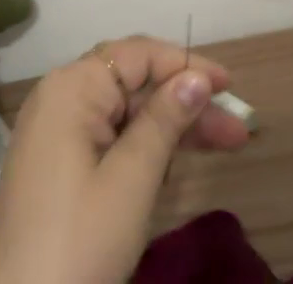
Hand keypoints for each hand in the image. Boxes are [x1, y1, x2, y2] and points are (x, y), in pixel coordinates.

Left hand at [0, 36, 250, 283]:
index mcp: (71, 89)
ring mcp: (54, 133)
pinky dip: (144, 144)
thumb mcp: (131, 179)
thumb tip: (195, 76)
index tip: (229, 86)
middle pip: (132, 83)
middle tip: (237, 130)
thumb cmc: (79, 238)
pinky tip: (176, 159)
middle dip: (185, 101)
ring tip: (225, 144)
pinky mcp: (56, 165)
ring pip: (124, 112)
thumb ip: (164, 121)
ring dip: (171, 125)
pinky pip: (108, 137)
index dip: (184, 64)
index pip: (135, 55)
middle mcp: (58, 99)